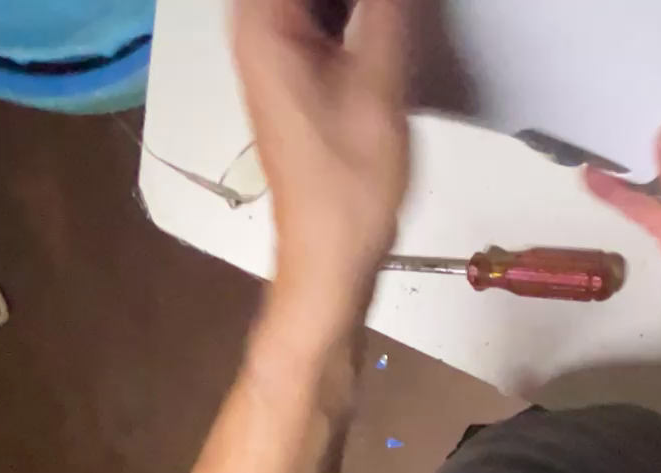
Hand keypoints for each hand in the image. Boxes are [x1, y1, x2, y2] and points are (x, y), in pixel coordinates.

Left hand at [233, 0, 409, 305]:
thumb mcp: (379, 90)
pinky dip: (356, 19)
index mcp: (262, 18)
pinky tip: (390, 31)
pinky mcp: (295, 81)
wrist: (330, 258)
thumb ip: (388, 11)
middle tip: (404, 13)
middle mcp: (256, 28)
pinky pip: (324, 24)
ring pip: (321, 5)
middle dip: (362, 0)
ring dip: (361, 8)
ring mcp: (274, 56)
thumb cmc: (347, 190)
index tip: (398, 8)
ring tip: (399, 21)